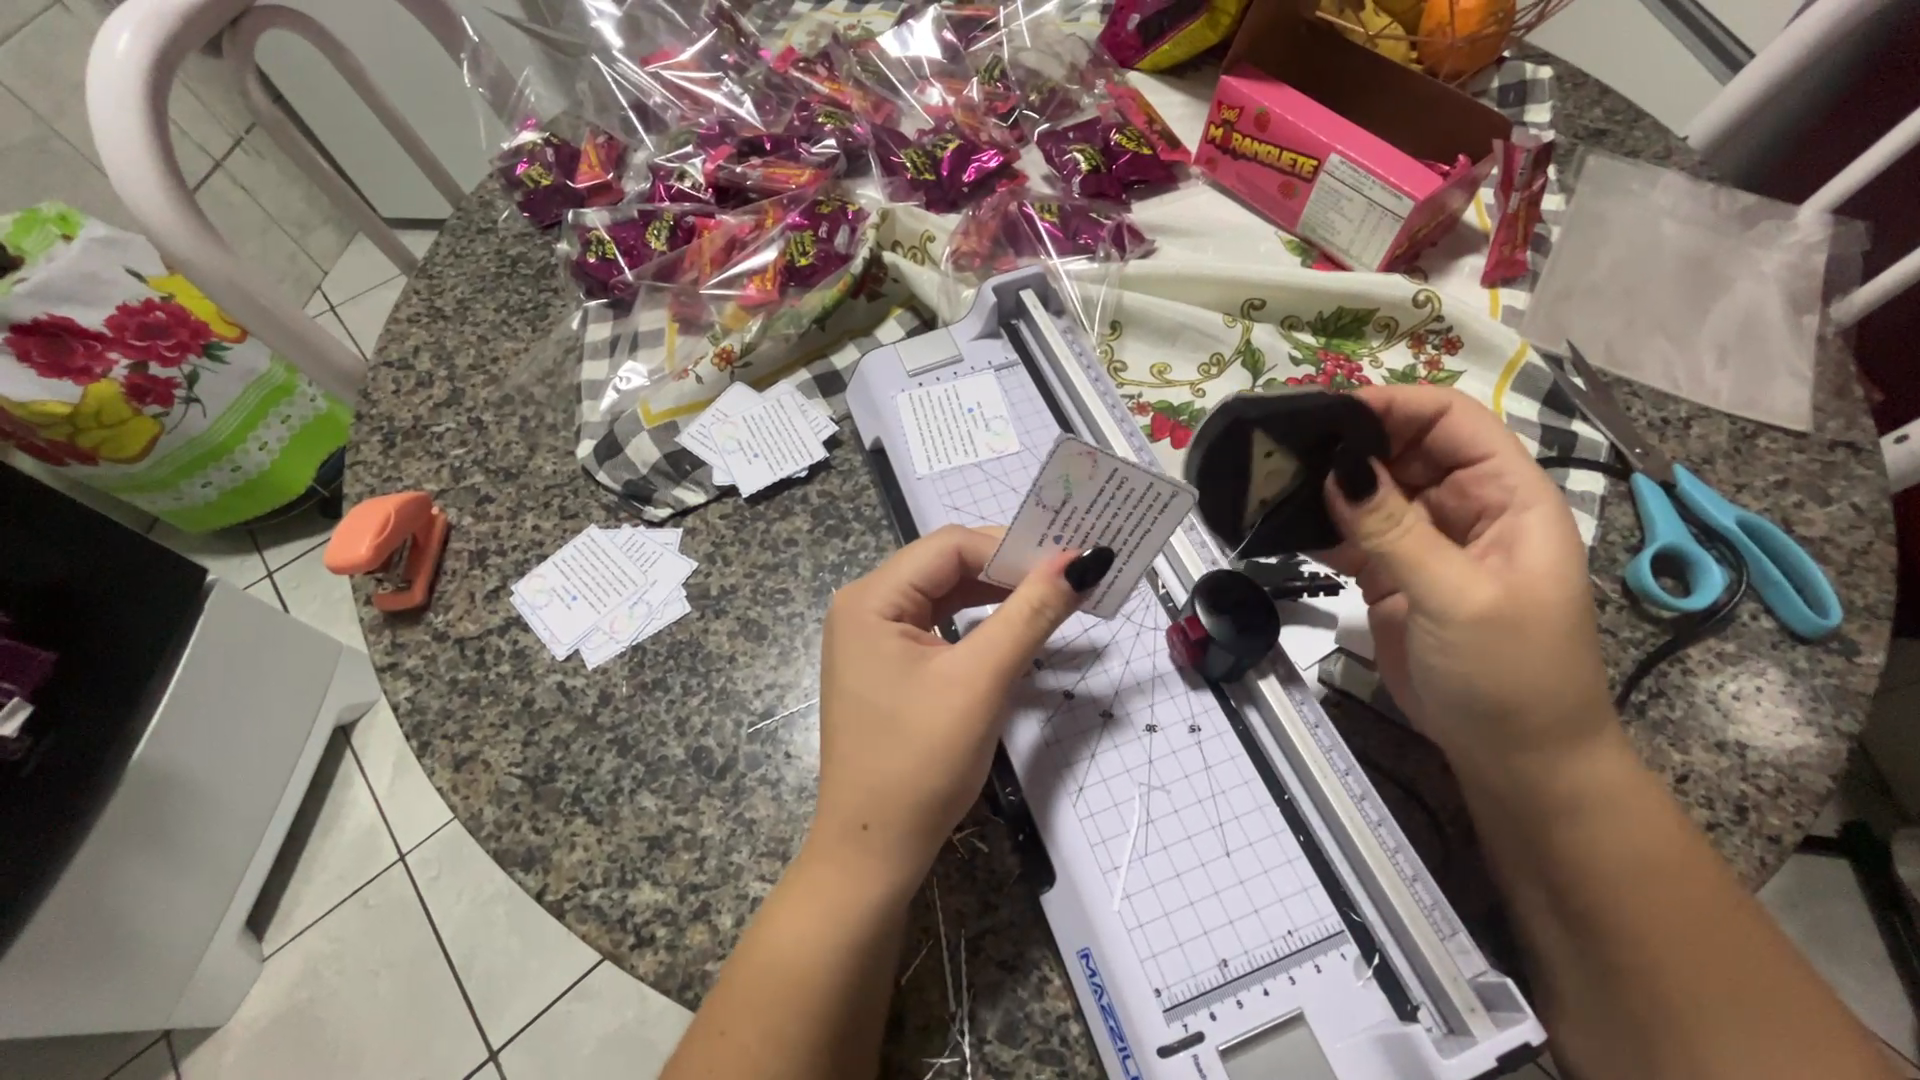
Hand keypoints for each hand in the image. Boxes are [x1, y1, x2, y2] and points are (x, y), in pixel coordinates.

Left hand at [809, 526, 1104, 894]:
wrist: (875, 847)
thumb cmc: (921, 762)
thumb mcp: (981, 681)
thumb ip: (1030, 614)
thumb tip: (1080, 560)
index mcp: (870, 599)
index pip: (950, 546)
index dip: (1012, 548)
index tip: (1070, 563)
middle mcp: (864, 607)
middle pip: (946, 565)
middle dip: (1008, 570)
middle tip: (1069, 580)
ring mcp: (872, 638)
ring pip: (946, 594)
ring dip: (999, 596)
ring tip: (1054, 599)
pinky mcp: (887, 665)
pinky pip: (940, 625)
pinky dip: (980, 624)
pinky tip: (1015, 629)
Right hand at [1317, 386, 1615, 774]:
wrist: (1513, 757)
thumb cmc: (1510, 673)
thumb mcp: (1458, 597)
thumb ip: (1395, 531)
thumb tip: (1336, 467)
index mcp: (1508, 497)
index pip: (1452, 422)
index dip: (1394, 406)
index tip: (1327, 410)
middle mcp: (1466, 508)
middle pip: (1405, 450)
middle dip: (1350, 442)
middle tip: (1281, 443)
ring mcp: (1426, 542)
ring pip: (1372, 491)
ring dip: (1328, 483)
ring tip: (1270, 475)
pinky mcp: (1394, 575)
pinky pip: (1353, 534)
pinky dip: (1319, 526)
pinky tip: (1281, 519)